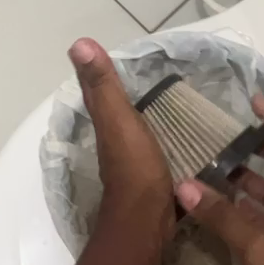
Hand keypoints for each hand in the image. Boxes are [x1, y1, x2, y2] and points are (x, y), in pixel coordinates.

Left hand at [70, 38, 174, 245]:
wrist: (148, 220)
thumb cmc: (133, 166)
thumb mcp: (117, 118)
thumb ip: (102, 84)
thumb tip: (78, 44)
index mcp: (106, 123)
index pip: (97, 92)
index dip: (97, 73)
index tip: (105, 54)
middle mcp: (115, 141)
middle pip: (116, 111)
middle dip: (127, 95)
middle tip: (148, 76)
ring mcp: (134, 160)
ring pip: (138, 130)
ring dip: (150, 117)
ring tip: (174, 104)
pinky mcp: (155, 176)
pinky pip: (160, 148)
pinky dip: (168, 138)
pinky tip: (185, 136)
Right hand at [176, 94, 263, 264]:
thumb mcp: (258, 249)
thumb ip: (222, 216)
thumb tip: (184, 185)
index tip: (255, 100)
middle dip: (259, 148)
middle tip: (229, 130)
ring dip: (244, 182)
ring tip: (212, 165)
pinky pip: (259, 220)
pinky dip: (240, 210)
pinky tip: (215, 207)